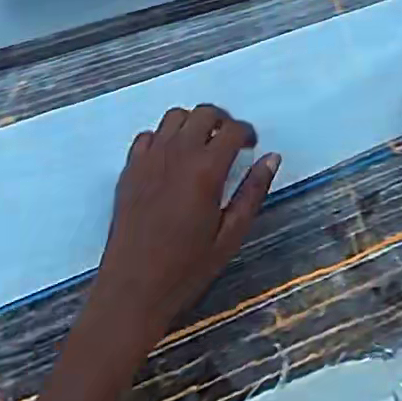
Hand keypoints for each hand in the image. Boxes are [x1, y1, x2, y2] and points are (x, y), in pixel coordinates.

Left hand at [92, 104, 280, 343]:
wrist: (133, 287)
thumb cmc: (186, 268)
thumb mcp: (230, 235)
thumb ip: (252, 193)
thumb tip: (271, 158)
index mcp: (206, 169)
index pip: (232, 130)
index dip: (247, 133)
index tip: (251, 145)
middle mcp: (177, 152)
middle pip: (203, 113)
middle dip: (222, 121)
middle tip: (230, 141)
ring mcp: (150, 157)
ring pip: (175, 116)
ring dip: (193, 123)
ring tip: (201, 145)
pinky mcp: (130, 166)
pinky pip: (149, 135)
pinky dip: (164, 137)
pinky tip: (170, 158)